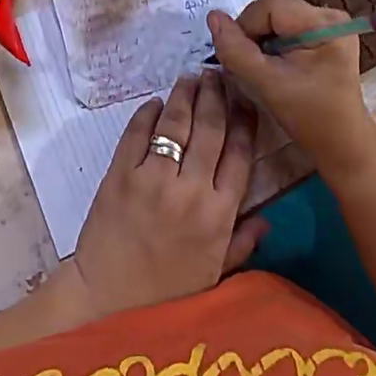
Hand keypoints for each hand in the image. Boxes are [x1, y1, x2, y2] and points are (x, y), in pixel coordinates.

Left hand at [57, 71, 267, 321]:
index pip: (239, 154)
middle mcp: (190, 190)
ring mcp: (153, 179)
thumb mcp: (214, 275)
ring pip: (176, 124)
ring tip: (191, 78)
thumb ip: (242, 244)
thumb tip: (268, 219)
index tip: (244, 99)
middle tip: (216, 75)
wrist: (108, 299)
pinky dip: (148, 113)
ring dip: (185, 96)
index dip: (244, 120)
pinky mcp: (120, 173)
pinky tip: (156, 103)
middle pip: (210, 130)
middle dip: (216, 96)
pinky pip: (137, 133)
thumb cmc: (166, 291)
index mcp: (219, 214)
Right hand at [207, 0, 375, 175]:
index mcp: (324, 25)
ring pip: (278, 12)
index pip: (271, 3)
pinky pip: (288, 21)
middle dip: (256, 30)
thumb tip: (213, 16)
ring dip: (263, 35)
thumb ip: (235, 49)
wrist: (343, 141)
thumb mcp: (265, 84)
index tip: (245, 57)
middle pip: (275, 4)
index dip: (248, 24)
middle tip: (255, 63)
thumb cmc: (308, 117)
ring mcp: (331, 22)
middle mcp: (331, 15)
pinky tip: (279, 62)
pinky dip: (274, 39)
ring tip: (268, 65)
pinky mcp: (326, 31)